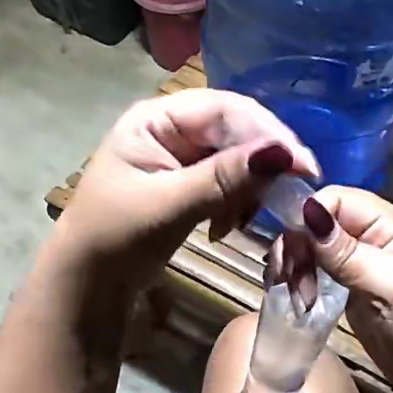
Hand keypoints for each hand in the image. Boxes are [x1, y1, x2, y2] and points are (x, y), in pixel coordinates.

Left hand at [56, 90, 318, 282]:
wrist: (88, 283)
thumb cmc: (115, 238)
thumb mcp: (168, 205)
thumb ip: (223, 179)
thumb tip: (282, 155)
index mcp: (156, 118)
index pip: (226, 110)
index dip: (269, 134)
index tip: (304, 167)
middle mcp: (173, 129)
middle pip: (237, 132)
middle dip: (264, 164)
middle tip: (293, 194)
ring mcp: (182, 158)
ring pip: (238, 160)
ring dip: (251, 189)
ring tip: (242, 221)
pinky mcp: (191, 186)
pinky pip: (231, 184)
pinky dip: (238, 204)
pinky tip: (226, 228)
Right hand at [302, 187, 392, 392]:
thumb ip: (348, 254)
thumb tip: (308, 210)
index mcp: (392, 226)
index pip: (337, 199)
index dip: (307, 217)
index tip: (293, 254)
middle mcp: (374, 239)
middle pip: (319, 224)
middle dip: (298, 247)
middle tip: (290, 283)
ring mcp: (362, 268)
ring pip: (314, 251)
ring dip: (296, 268)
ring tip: (296, 299)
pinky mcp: (353, 294)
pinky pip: (319, 277)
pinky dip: (303, 286)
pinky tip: (297, 303)